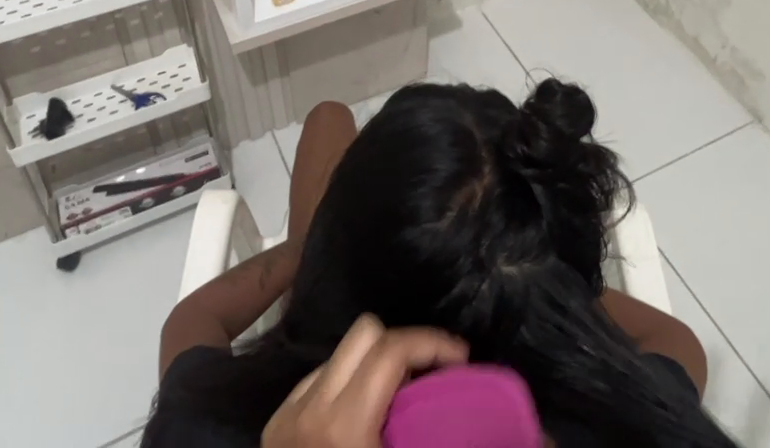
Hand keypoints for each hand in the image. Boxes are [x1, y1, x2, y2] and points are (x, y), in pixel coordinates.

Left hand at [262, 315, 468, 447]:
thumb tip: (495, 432)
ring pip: (340, 354)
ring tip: (400, 399)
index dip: (433, 343)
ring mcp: (287, 413)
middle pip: (364, 332)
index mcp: (344, 424)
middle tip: (432, 375)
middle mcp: (310, 406)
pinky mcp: (274, 425)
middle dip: (404, 346)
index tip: (462, 360)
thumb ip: (438, 437)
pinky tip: (364, 419)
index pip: (391, 349)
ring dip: (374, 366)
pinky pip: (318, 381)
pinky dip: (347, 386)